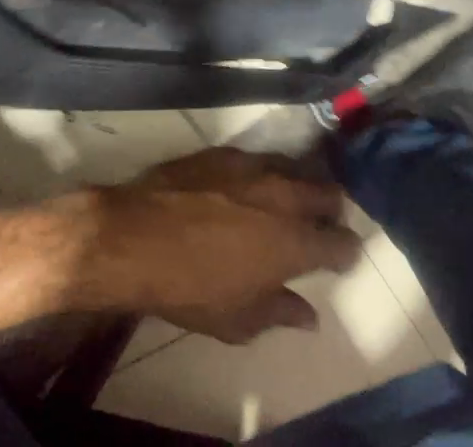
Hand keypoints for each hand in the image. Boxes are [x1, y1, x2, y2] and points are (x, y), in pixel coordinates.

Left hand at [78, 148, 363, 342]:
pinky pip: (253, 157)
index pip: (342, 243)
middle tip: (319, 224)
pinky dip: (260, 170)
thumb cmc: (186, 288)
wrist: (128, 238)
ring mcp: (248, 168)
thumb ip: (279, 312)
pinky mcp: (217, 152)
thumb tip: (307, 315)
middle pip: (326, 193)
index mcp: (294, 242)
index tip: (337, 259)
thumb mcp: (237, 320)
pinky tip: (247, 183)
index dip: (344, 253)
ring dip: (298, 182)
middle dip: (330, 209)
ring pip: (292, 166)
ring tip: (288, 198)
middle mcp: (280, 197)